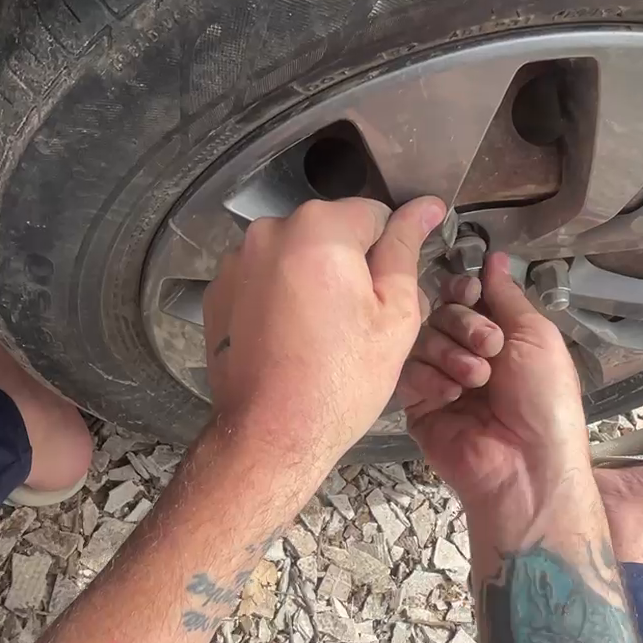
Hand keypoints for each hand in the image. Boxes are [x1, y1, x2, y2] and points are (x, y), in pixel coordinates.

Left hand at [202, 195, 445, 470]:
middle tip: (357, 321)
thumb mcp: (395, 315)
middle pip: (330, 231)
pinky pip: (263, 278)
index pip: (374, 213)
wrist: (271, 434)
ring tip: (320, 334)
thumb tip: (424, 208)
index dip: (389, 254)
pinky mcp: (218, 290)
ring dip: (312, 279)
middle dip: (348, 265)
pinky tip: (289, 338)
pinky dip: (279, 297)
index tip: (388, 293)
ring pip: (295, 255)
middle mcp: (269, 231)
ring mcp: (236, 260)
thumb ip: (406, 250)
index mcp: (320, 228)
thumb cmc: (339, 381)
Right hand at [400, 251, 591, 510]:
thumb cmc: (542, 398)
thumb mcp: (536, 335)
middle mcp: (465, 352)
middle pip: (441, 312)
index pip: (464, 295)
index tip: (471, 291)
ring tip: (475, 380)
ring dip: (450, 354)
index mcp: (498, 334)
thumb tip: (494, 255)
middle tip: (489, 349)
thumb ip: (507, 294)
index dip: (464, 288)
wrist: (524, 464)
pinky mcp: (417, 404)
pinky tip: (450, 397)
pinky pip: (406, 373)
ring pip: (421, 339)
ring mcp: (439, 378)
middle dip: (463, 325)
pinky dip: (428, 379)